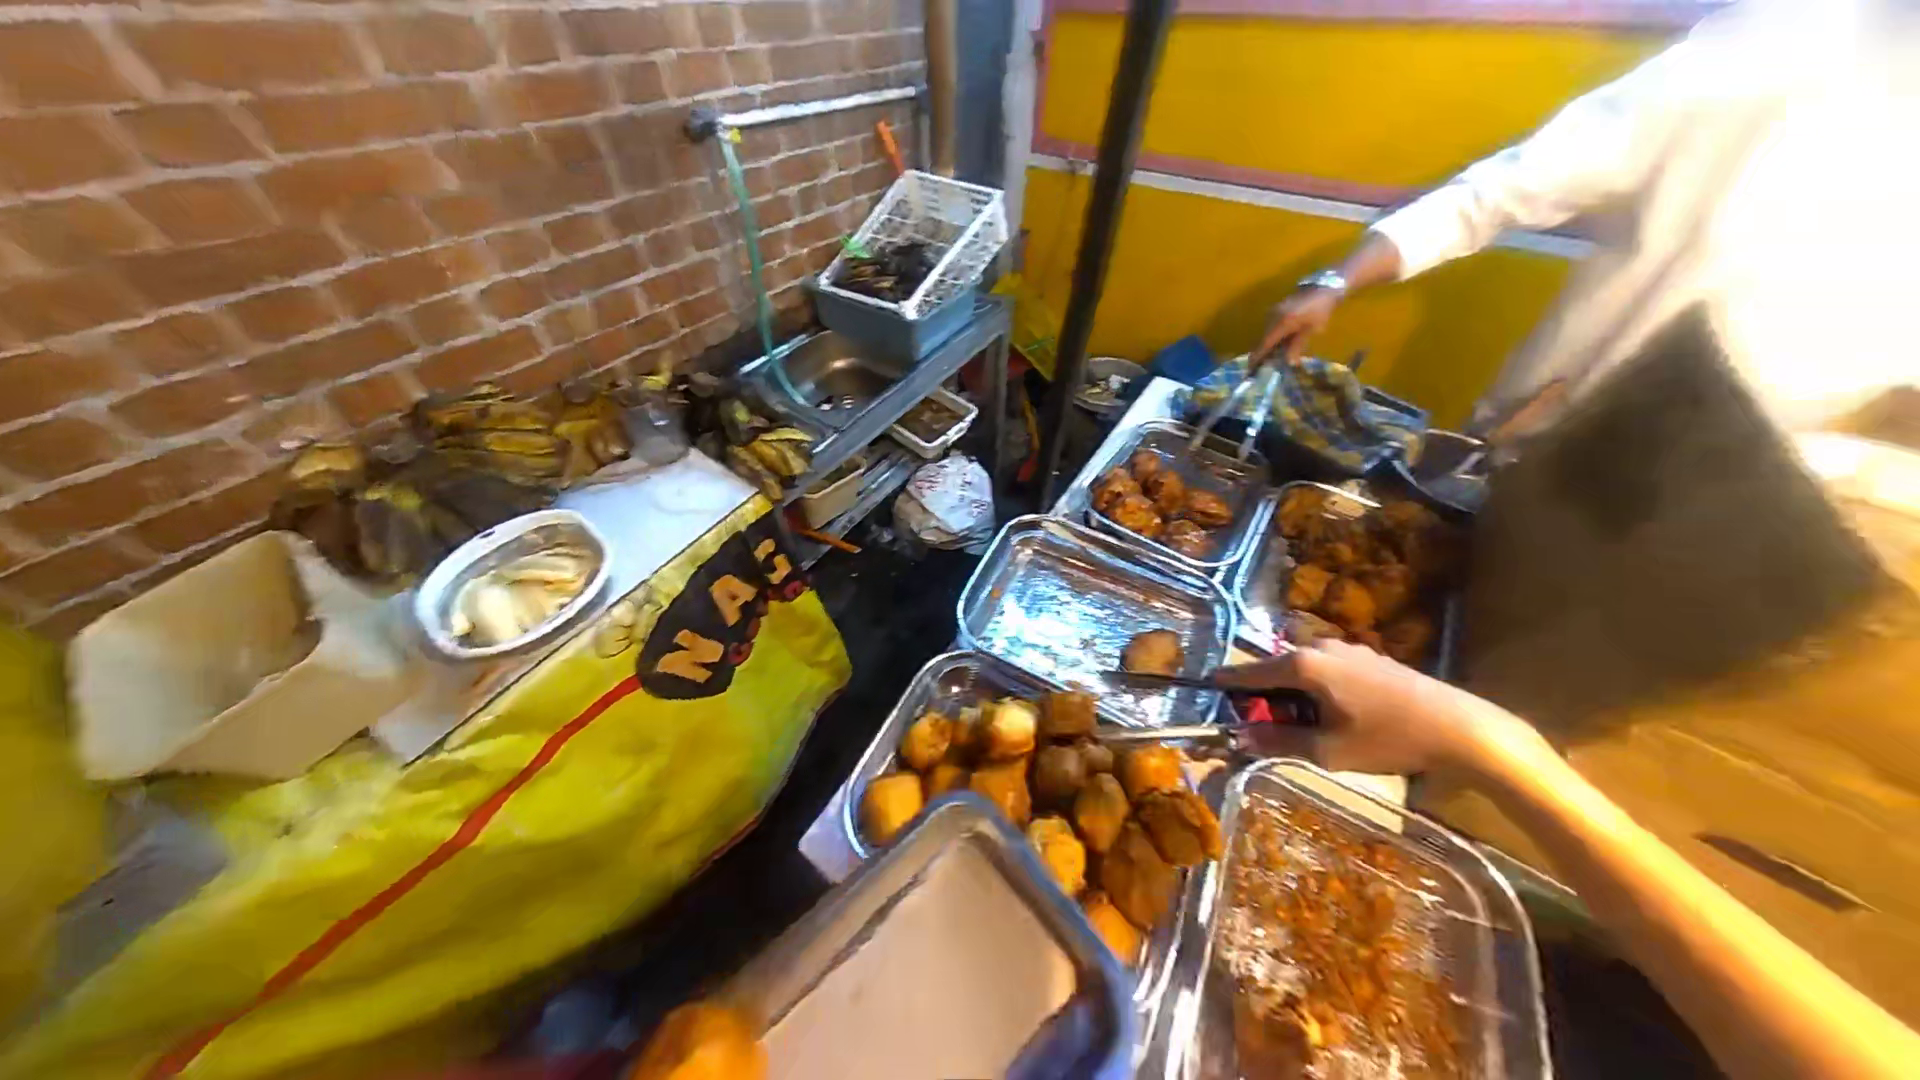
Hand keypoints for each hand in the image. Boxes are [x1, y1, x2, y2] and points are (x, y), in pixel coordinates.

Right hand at [1215, 641, 1543, 775]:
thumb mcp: (1327, 749)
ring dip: (1290, 692)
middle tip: (1259, 723)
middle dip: (1262, 695)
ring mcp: (1346, 649)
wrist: (1460, 728)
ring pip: (1301, 668)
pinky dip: (1315, 687)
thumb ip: (1278, 741)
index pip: (1249, 672)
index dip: (1226, 684)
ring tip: (1298, 723)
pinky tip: (1331, 712)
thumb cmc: (1388, 738)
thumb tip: (1239, 738)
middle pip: (1274, 669)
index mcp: (1302, 665)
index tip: (1207, 688)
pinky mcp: (1368, 657)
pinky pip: (1326, 668)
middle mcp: (1318, 648)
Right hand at [1254, 285, 1339, 365]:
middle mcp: (1273, 317)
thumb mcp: (1311, 329)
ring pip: (1266, 332)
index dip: (1257, 357)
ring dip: (1266, 344)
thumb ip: (1297, 346)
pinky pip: (1270, 326)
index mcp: (1282, 323)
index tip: (1251, 369)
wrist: (1324, 287)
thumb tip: (1289, 363)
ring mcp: (1273, 312)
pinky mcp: (1276, 309)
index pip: (1265, 344)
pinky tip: (1277, 342)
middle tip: (1261, 365)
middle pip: (1263, 339)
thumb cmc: (1321, 309)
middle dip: (1261, 352)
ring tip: (1269, 356)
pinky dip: (1271, 336)